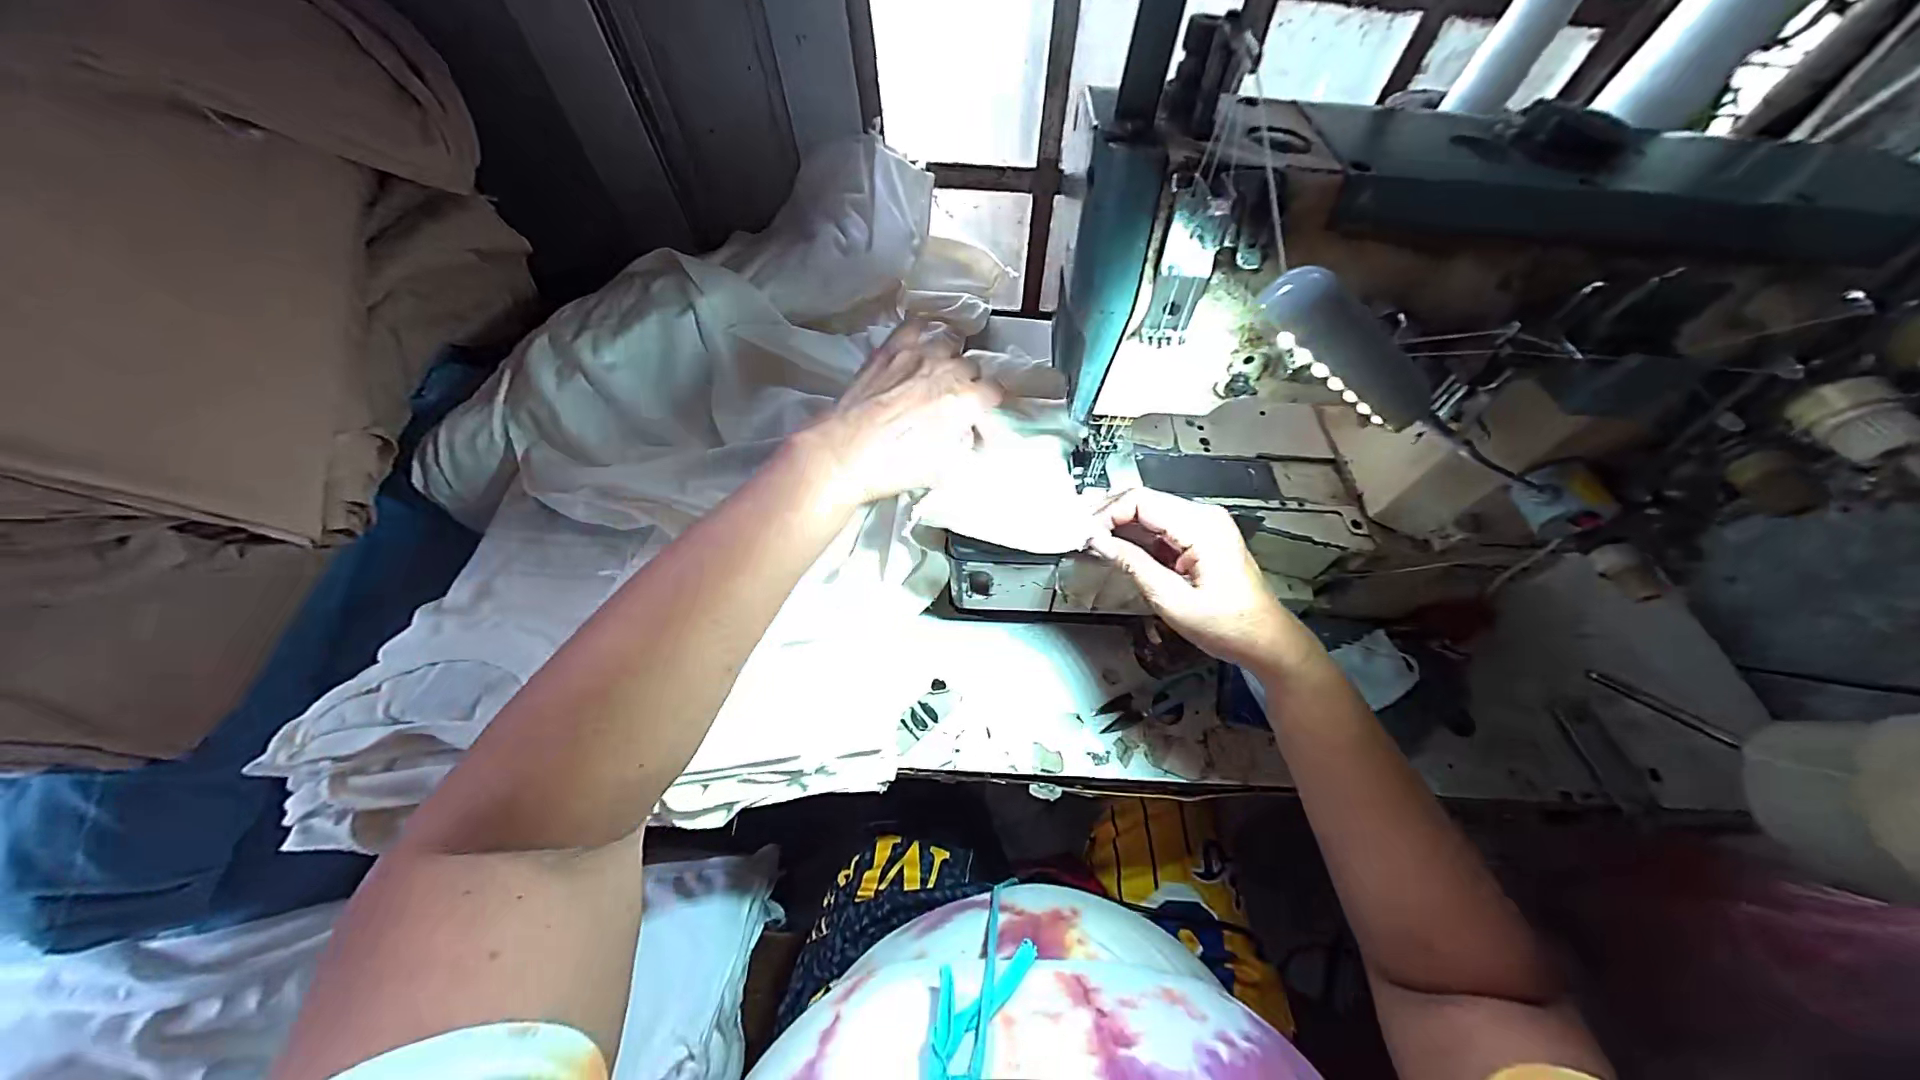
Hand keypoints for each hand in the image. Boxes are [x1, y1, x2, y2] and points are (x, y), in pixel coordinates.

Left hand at [795, 320, 1003, 507]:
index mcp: (965, 401)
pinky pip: (916, 326)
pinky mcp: (890, 349)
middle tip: (954, 400)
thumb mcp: (942, 467)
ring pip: (948, 343)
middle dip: (967, 382)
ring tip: (937, 373)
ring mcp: (917, 355)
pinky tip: (921, 341)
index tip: (980, 414)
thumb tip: (968, 433)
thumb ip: (964, 444)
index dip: (988, 404)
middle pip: (971, 366)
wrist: (843, 453)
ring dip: (947, 357)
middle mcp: (946, 370)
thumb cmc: (893, 467)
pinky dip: (923, 331)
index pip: (994, 391)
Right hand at [1087, 488, 1316, 668]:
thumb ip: (1133, 565)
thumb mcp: (1171, 600)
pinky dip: (1136, 535)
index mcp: (1202, 527)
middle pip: (1143, 500)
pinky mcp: (1200, 538)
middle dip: (1108, 515)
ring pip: (1149, 512)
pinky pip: (1160, 527)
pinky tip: (1116, 546)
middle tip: (1081, 533)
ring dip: (1119, 525)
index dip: (1107, 514)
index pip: (1141, 501)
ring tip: (1092, 540)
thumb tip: (1100, 543)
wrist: (1265, 640)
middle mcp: (1205, 517)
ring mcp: (1204, 526)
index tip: (1086, 533)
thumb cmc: (1231, 625)